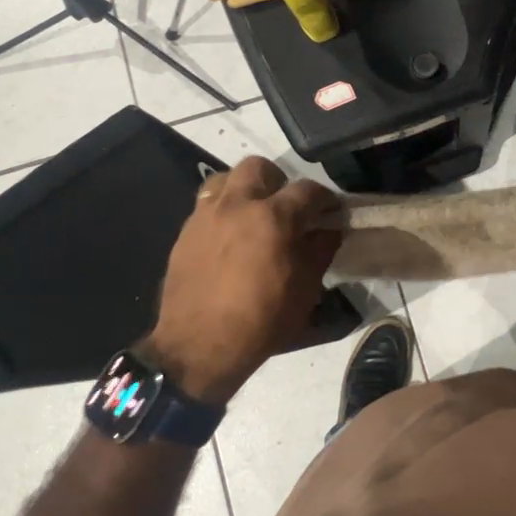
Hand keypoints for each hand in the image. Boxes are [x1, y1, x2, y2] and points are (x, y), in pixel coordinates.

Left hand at [143, 158, 342, 401]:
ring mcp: (206, 216)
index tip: (330, 211)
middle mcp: (237, 205)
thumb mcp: (305, 288)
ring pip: (226, 179)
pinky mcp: (185, 232)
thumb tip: (329, 229)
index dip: (324, 199)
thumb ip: (320, 250)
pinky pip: (207, 206)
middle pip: (259, 168)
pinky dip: (224, 212)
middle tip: (285, 207)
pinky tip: (231, 239)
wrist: (198, 348)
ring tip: (253, 215)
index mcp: (273, 217)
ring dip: (245, 190)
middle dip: (278, 181)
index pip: (308, 190)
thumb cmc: (261, 321)